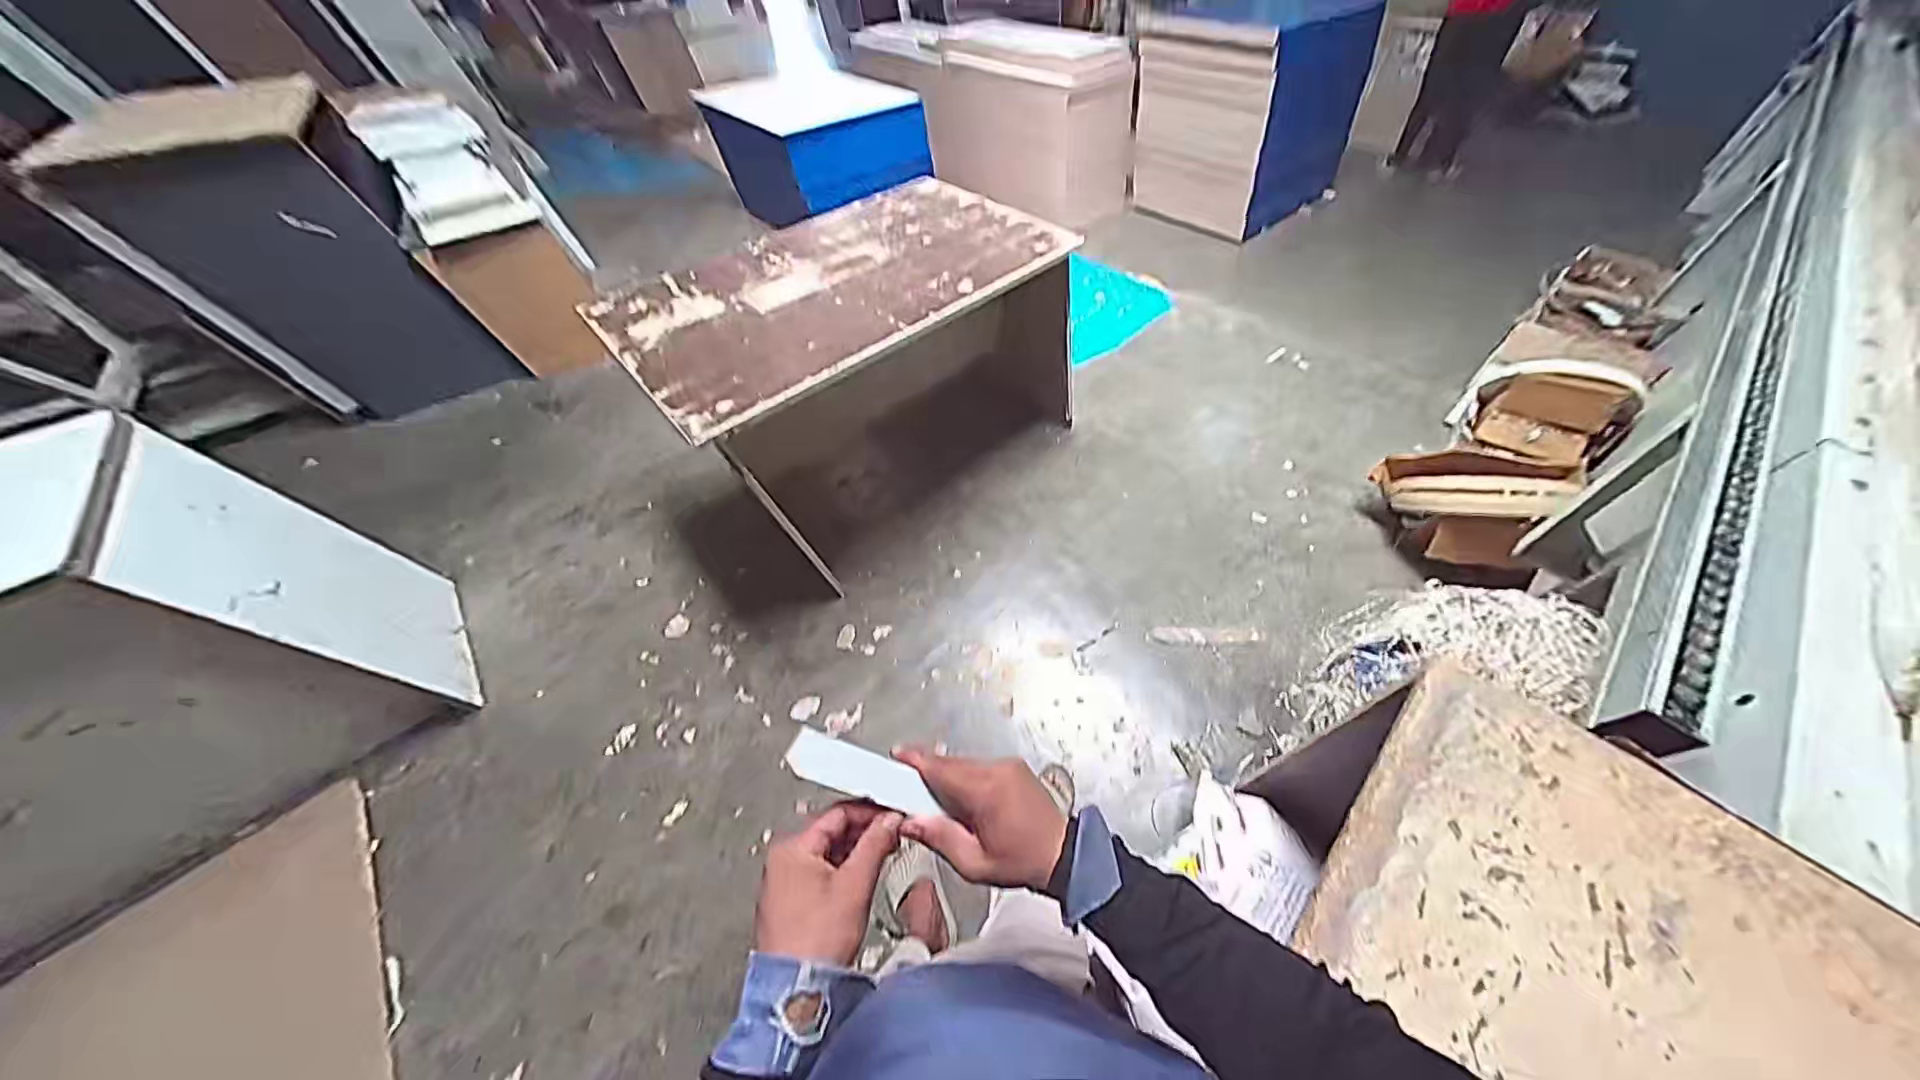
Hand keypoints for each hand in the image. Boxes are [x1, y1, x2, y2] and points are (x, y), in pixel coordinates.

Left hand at [756, 803, 901, 965]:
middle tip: (891, 834)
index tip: (890, 816)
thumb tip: (888, 822)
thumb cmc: (813, 943)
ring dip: (856, 851)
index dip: (869, 812)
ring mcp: (784, 883)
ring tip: (882, 855)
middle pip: (832, 832)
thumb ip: (875, 844)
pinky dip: (844, 870)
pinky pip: (822, 872)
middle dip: (864, 832)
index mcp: (792, 849)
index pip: (837, 814)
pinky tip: (862, 878)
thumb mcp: (855, 884)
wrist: (796, 991)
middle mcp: (783, 862)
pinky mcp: (791, 902)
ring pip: (828, 853)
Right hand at [893, 748, 1066, 890]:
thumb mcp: (974, 863)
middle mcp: (998, 770)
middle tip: (913, 795)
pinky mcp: (1013, 767)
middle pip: (950, 764)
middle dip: (929, 776)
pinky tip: (967, 803)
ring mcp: (1008, 766)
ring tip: (949, 810)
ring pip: (964, 764)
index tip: (897, 756)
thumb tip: (911, 822)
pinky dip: (967, 778)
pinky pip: (980, 766)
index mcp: (986, 791)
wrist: (1064, 855)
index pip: (941, 768)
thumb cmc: (1025, 862)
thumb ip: (939, 838)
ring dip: (950, 779)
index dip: (915, 761)